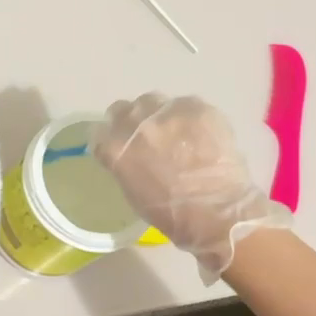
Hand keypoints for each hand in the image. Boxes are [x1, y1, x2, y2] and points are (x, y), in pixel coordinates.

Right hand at [93, 94, 290, 282]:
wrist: (216, 213)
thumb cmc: (170, 214)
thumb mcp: (132, 192)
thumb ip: (124, 164)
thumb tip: (130, 153)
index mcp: (114, 148)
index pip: (99, 132)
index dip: (110, 139)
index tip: (119, 146)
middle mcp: (135, 123)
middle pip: (123, 109)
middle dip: (131, 121)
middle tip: (147, 137)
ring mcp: (166, 112)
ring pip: (154, 101)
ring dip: (158, 114)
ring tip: (175, 132)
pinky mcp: (197, 107)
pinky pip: (186, 105)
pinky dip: (189, 118)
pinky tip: (200, 135)